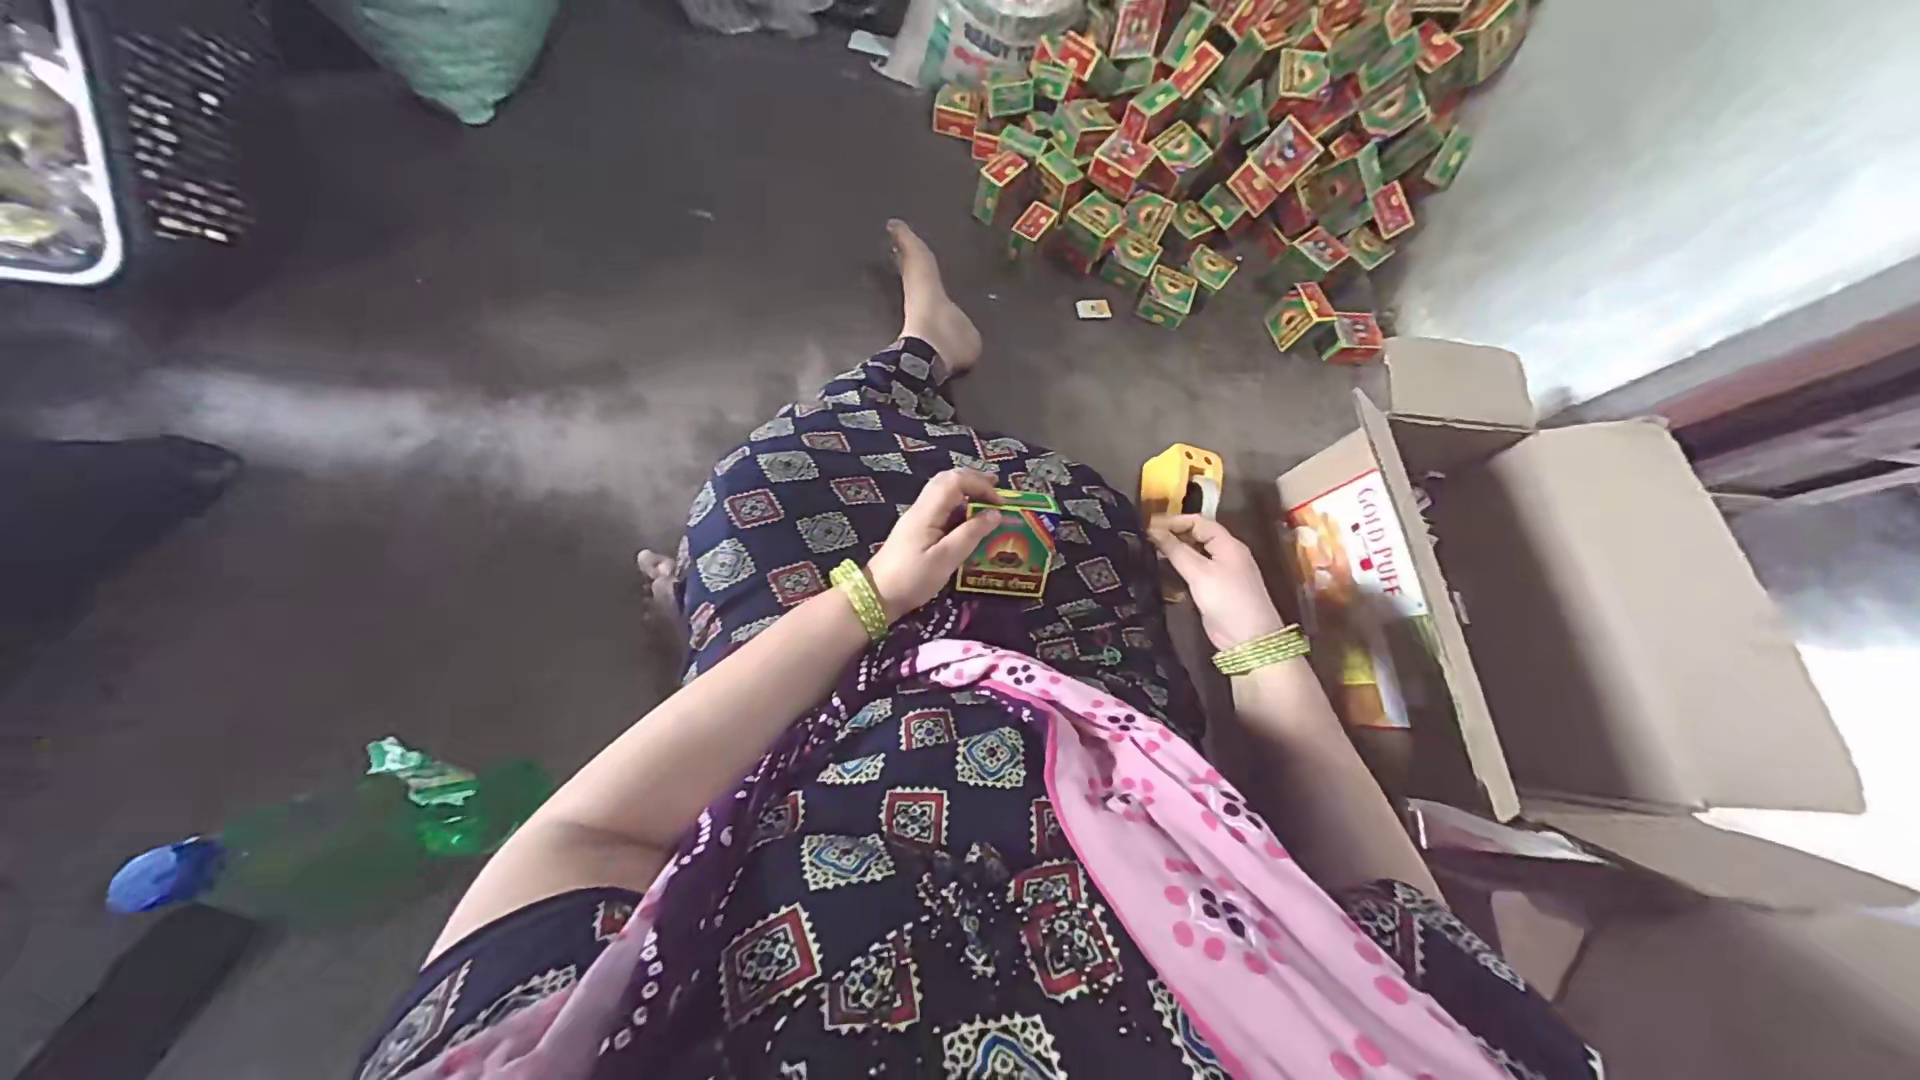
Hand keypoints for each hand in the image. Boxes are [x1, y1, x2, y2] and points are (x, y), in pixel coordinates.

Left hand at [866, 469, 1001, 620]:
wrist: (876, 595)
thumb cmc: (912, 578)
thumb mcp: (945, 559)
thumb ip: (971, 534)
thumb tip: (995, 514)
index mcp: (927, 511)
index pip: (955, 481)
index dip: (980, 485)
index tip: (1000, 502)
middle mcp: (921, 508)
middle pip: (947, 479)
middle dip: (973, 480)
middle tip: (996, 488)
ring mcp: (916, 518)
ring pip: (942, 491)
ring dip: (965, 490)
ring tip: (986, 499)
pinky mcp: (915, 529)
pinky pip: (939, 506)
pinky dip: (957, 504)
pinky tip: (968, 518)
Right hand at [1148, 515, 1285, 650]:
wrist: (1249, 639)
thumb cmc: (1227, 600)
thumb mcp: (1199, 573)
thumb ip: (1176, 550)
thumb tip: (1154, 531)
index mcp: (1228, 544)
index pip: (1199, 522)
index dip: (1175, 521)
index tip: (1149, 526)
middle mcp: (1226, 554)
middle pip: (1197, 535)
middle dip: (1173, 534)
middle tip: (1146, 538)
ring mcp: (1221, 572)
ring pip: (1195, 552)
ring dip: (1175, 550)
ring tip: (1150, 551)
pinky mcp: (1214, 588)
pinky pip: (1195, 569)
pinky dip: (1179, 566)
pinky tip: (1162, 569)